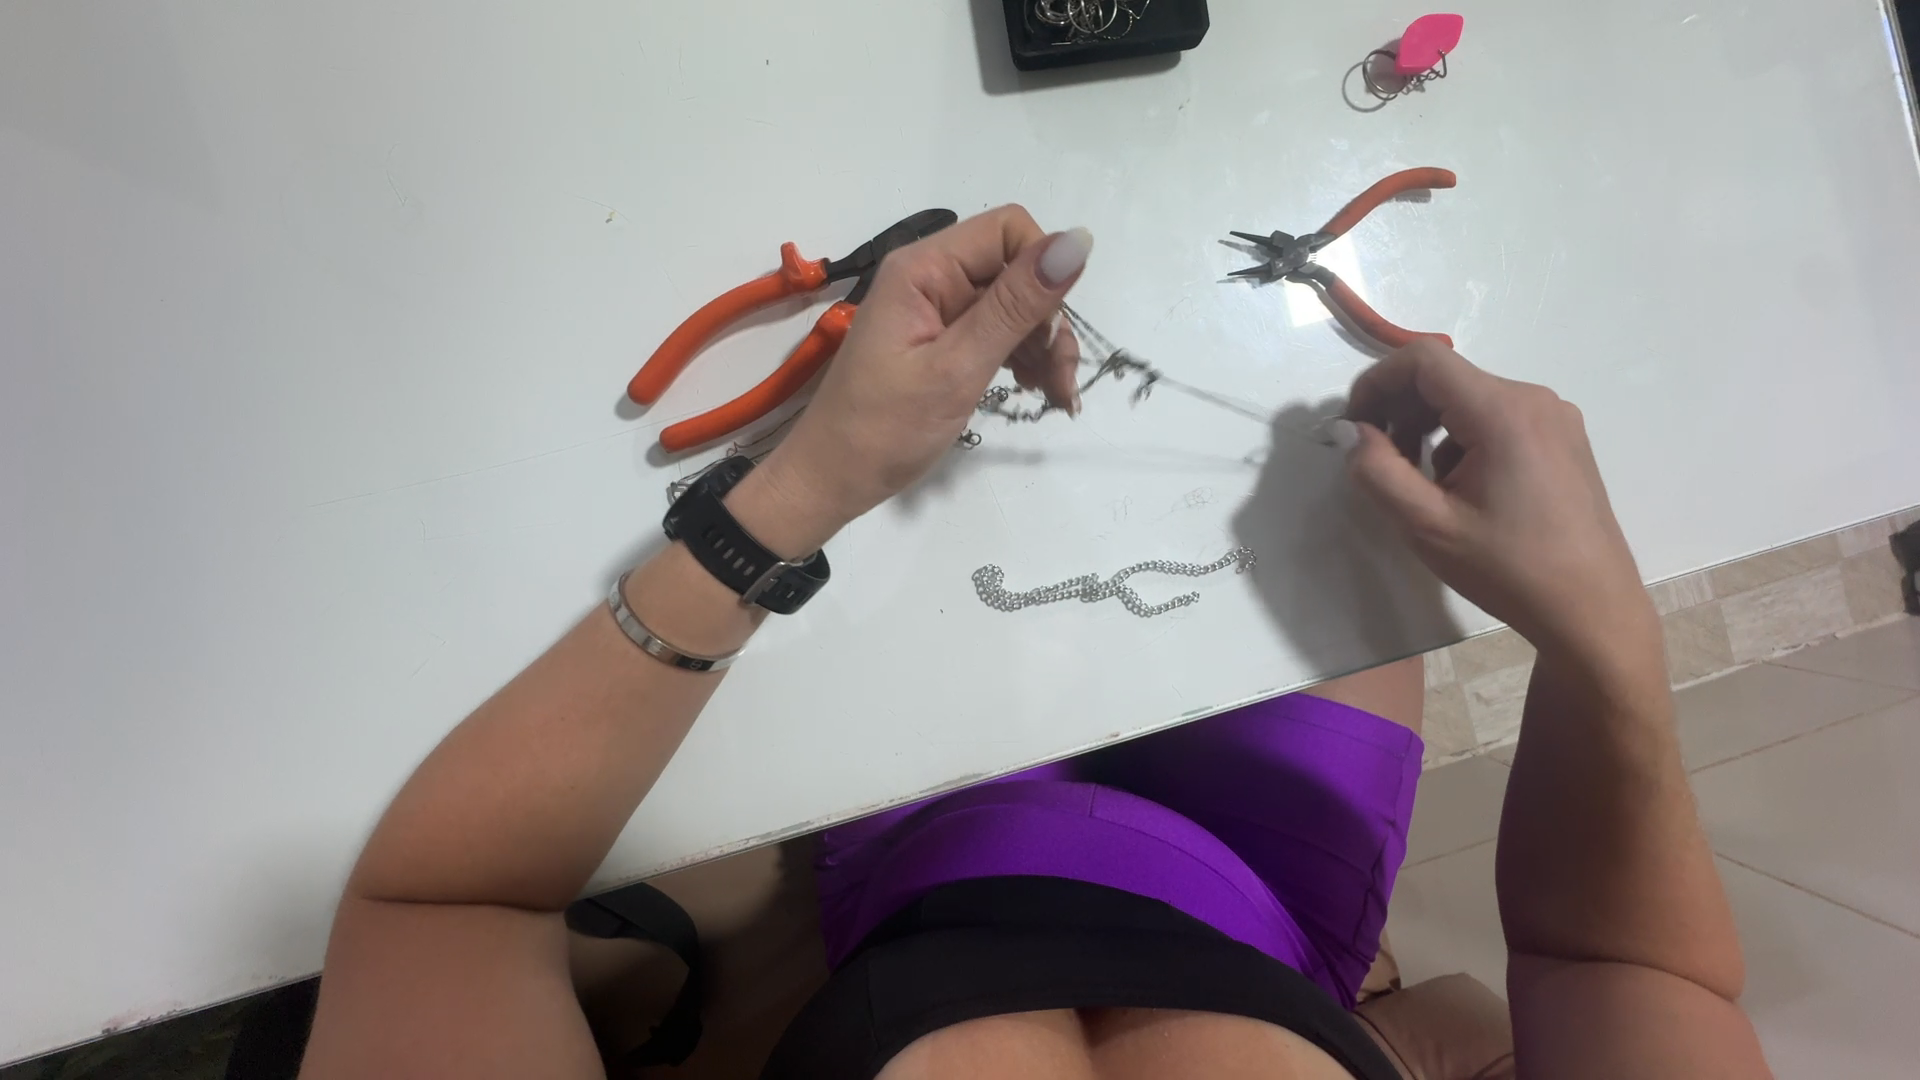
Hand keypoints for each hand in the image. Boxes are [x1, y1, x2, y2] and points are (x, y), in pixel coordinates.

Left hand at [727, 206, 1090, 555]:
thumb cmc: (884, 430)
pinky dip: (1021, 360)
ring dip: (1043, 348)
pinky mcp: (940, 344)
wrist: (832, 480)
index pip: (1009, 230)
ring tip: (1056, 397)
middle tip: (1062, 384)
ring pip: (1013, 307)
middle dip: (1048, 322)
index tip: (1051, 334)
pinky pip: (995, 335)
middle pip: (1015, 272)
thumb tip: (1079, 240)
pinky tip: (1035, 390)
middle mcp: (930, 279)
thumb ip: (1015, 306)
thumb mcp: (957, 369)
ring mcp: (935, 313)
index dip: (1043, 272)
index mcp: (924, 269)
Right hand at [1332, 340, 1656, 665]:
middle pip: (1443, 376)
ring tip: (1411, 479)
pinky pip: (1488, 417)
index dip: (1374, 382)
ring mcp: (1551, 418)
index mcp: (1502, 412)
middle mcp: (1532, 400)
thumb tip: (1348, 431)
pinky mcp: (1557, 438)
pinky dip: (1453, 438)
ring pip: (1463, 397)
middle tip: (1372, 458)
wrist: (1588, 608)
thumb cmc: (1506, 567)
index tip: (1352, 426)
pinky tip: (1451, 486)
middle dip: (1394, 408)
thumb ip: (1376, 470)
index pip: (1423, 360)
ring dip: (1421, 426)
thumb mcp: (1425, 524)